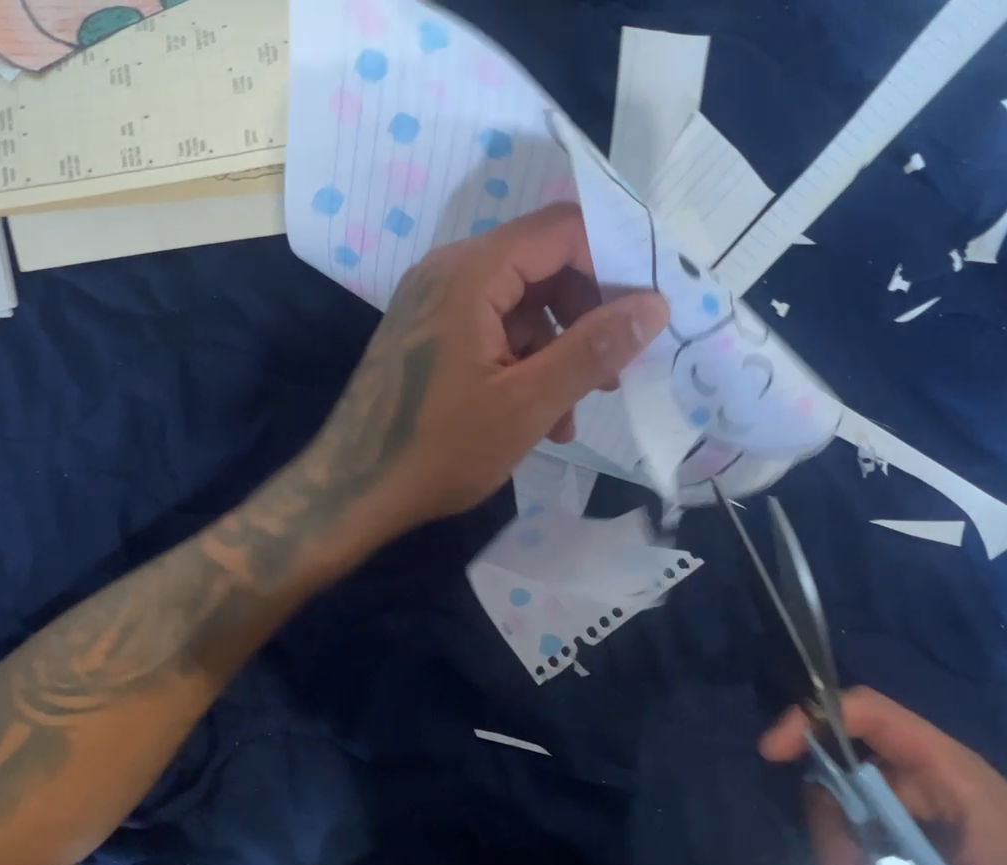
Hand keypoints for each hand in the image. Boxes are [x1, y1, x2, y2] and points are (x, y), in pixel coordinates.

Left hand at [306, 202, 668, 535]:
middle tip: (617, 366)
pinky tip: (540, 418)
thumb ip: (593, 350)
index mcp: (470, 274)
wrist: (352, 492)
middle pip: (542, 264)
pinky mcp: (426, 334)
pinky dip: (522, 363)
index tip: (647, 309)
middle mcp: (447, 272)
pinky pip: (490, 329)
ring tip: (575, 411)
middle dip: (587, 313)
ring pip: (520, 304)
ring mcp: (432, 303)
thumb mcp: (527, 404)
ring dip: (558, 349)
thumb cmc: (439, 451)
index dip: (614, 260)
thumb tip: (654, 305)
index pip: (562, 229)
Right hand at [760, 688, 1006, 864]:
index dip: (818, 717)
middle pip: (846, 778)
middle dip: (835, 834)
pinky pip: (860, 839)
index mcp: (952, 773)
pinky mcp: (910, 839)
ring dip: (849, 864)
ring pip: (848, 815)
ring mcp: (914, 810)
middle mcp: (925, 781)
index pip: (875, 716)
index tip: (774, 750)